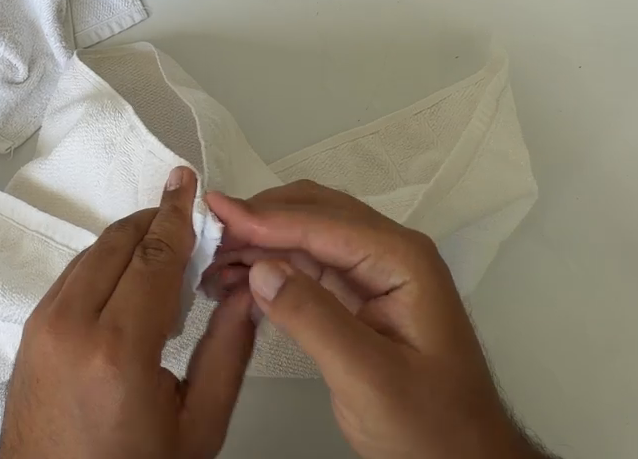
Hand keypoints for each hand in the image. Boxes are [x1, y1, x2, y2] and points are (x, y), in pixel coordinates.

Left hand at [0, 166, 258, 458]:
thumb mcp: (197, 427)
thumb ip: (227, 352)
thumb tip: (248, 291)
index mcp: (117, 349)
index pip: (154, 256)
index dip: (176, 214)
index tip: (188, 180)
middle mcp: (71, 325)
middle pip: (119, 242)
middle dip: (156, 221)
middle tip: (189, 215)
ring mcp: (42, 324)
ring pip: (93, 252)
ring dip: (130, 240)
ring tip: (167, 253)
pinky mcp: (30, 330)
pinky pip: (73, 274)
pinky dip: (105, 263)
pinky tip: (130, 281)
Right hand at [206, 181, 541, 458]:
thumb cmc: (428, 428)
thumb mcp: (369, 379)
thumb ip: (314, 319)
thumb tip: (258, 267)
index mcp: (400, 258)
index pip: (322, 222)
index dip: (265, 216)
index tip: (214, 209)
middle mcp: (388, 251)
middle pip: (313, 212)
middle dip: (259, 219)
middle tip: (208, 233)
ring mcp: (373, 269)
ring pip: (306, 232)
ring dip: (261, 239)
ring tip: (214, 257)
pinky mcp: (359, 291)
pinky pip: (308, 261)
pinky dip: (271, 262)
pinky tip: (240, 274)